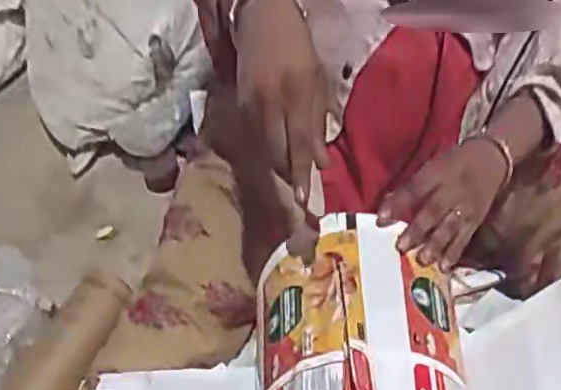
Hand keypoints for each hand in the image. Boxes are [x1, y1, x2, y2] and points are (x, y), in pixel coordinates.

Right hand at [236, 0, 328, 207]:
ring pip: (264, 152)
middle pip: (278, 154)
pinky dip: (264, 153)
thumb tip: (321, 163)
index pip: (300, 143)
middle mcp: (271, 102)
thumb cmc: (298, 50)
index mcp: (296, 93)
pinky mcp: (238, 107)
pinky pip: (253, 141)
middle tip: (297, 190)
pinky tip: (272, 156)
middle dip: (288, 175)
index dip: (301, 174)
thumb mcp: (318, 82)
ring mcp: (251, 106)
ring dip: (276, 168)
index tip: (302, 200)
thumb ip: (319, 123)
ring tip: (286, 176)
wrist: (262, 18)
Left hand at [377, 138, 512, 268]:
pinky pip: (464, 239)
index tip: (381, 220)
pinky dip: (453, 254)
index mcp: (438, 173)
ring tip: (423, 260)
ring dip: (435, 246)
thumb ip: (410, 188)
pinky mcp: (475, 221)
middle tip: (401, 247)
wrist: (492, 159)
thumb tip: (385, 208)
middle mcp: (453, 190)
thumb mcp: (433, 167)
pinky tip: (443, 267)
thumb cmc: (455, 165)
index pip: (415, 189)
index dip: (398, 203)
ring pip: (449, 228)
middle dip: (417, 230)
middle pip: (433, 211)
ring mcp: (465, 207)